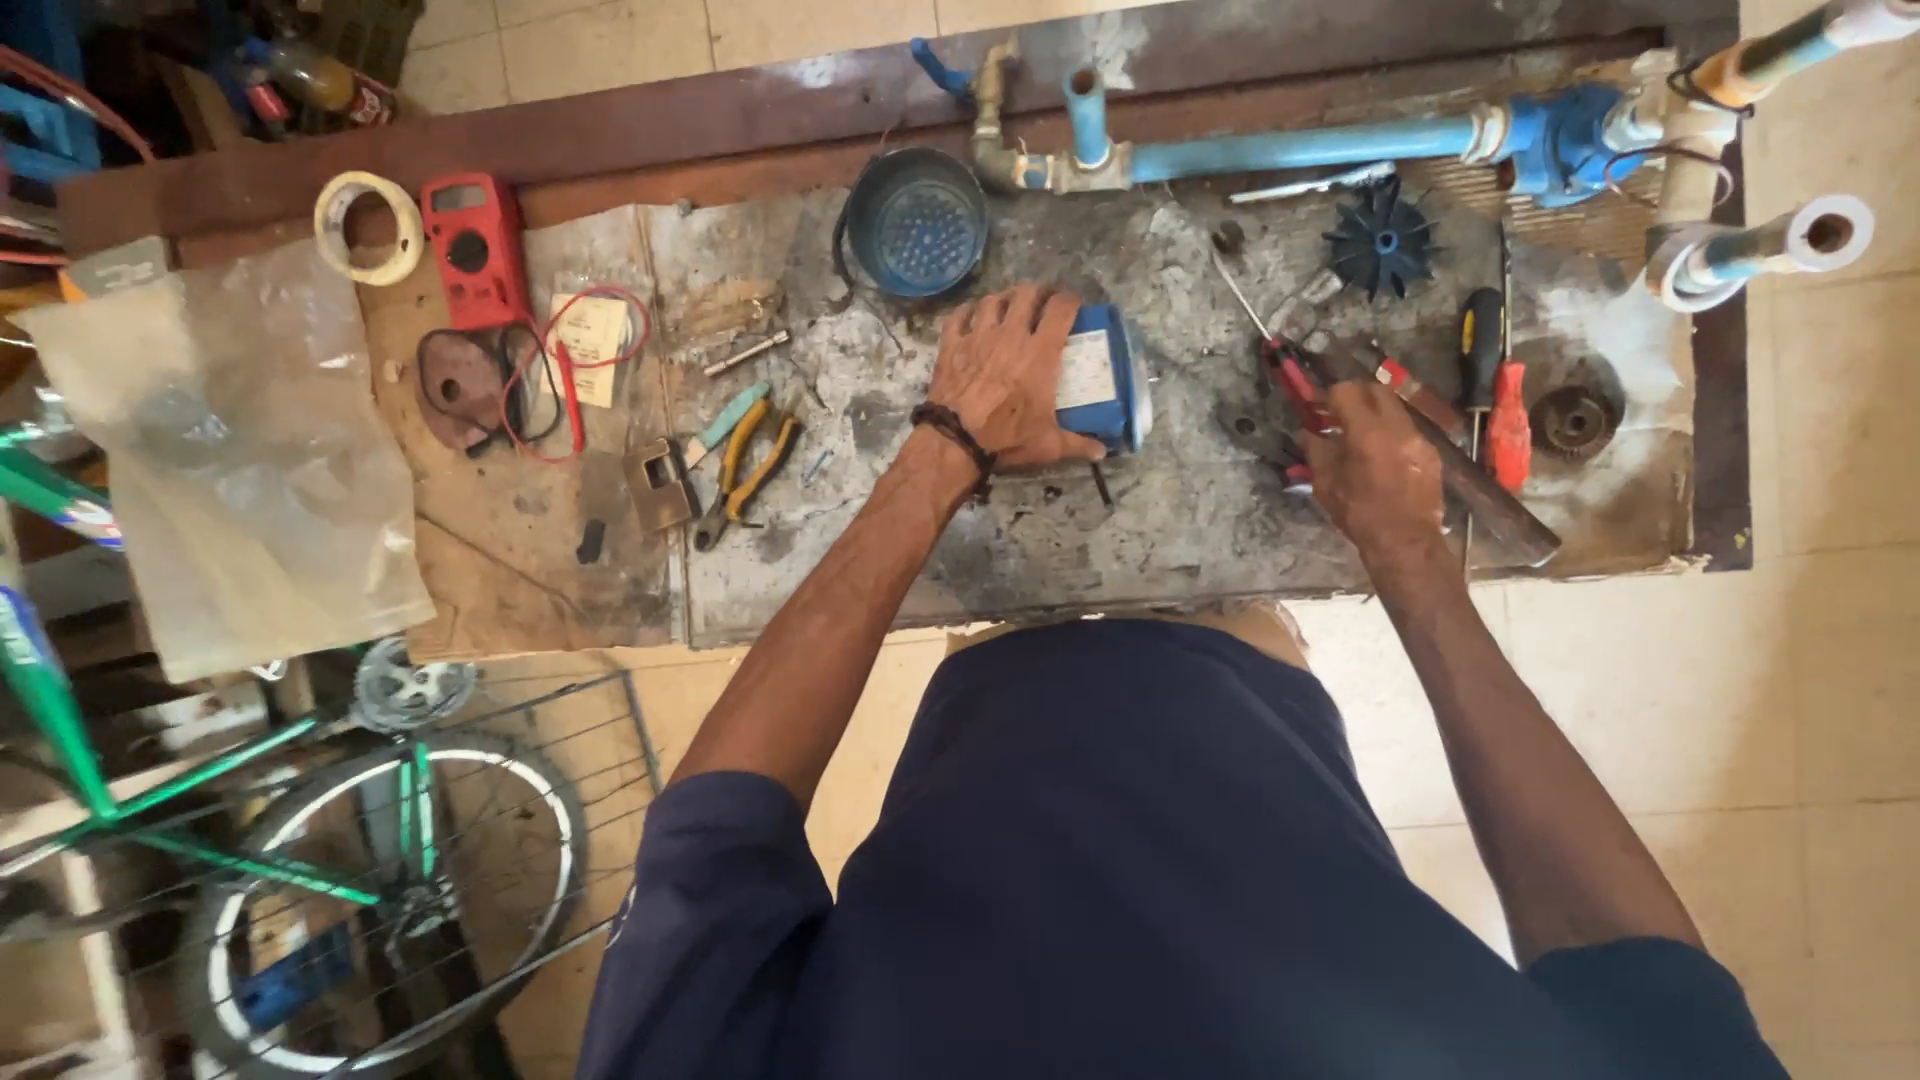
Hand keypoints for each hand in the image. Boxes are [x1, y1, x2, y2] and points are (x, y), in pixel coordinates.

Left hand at [928, 285, 1107, 469]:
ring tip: (1009, 305)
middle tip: (1042, 301)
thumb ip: (1078, 444)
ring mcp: (978, 336)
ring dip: (1004, 298)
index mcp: (1040, 353)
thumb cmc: (1006, 438)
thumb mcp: (1048, 444)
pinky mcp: (952, 345)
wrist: (956, 440)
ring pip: (993, 300)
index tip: (1074, 304)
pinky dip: (967, 311)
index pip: (1061, 309)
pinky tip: (972, 315)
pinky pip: (959, 315)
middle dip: (1038, 292)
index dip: (1070, 300)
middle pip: (1027, 294)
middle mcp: (1011, 335)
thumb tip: (1102, 453)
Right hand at [1302, 381, 1445, 570]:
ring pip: (1394, 409)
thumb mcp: (1326, 484)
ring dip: (1373, 413)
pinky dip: (1389, 432)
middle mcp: (1397, 428)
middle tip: (1337, 412)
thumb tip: (1307, 434)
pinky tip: (1378, 453)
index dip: (1327, 395)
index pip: (1347, 392)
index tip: (1316, 406)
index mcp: (1367, 433)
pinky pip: (1407, 430)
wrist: (1405, 541)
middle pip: (1376, 390)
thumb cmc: (1359, 514)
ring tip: (1356, 433)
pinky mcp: (1430, 453)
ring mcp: (1419, 438)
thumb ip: (1316, 452)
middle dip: (1354, 395)